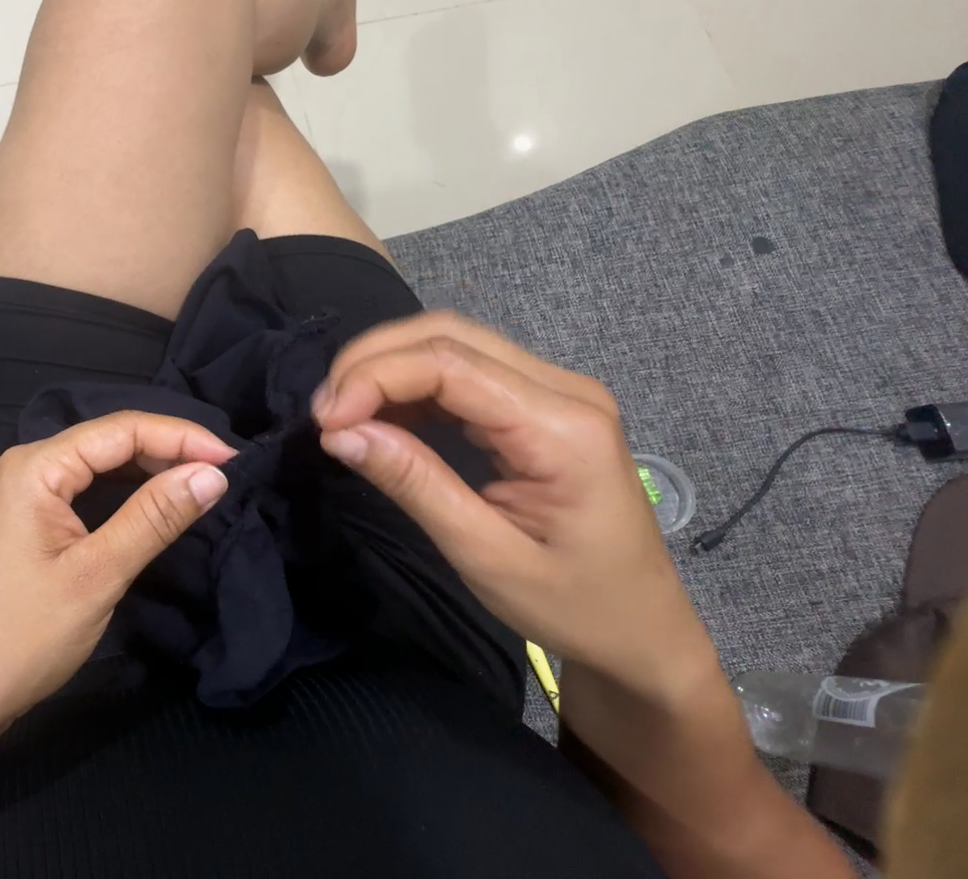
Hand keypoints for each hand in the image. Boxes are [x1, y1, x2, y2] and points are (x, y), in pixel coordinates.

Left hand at [0, 411, 235, 730]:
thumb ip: (155, 518)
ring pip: (99, 462)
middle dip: (168, 450)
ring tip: (201, 483)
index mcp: (35, 466)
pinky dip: (125, 491)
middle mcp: (26, 465)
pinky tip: (156, 501)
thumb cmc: (26, 634)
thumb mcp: (99, 574)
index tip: (233, 460)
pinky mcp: (28, 515)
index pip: (120, 430)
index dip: (181, 436)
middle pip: (109, 439)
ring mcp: (23, 490)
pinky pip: (85, 486)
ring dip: (150, 469)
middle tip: (224, 474)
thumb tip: (212, 474)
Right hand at [310, 311, 715, 700]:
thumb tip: (338, 433)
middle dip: (371, 361)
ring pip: (450, 343)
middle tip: (324, 413)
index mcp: (562, 428)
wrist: (643, 631)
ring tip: (342, 414)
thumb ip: (414, 483)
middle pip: (447, 335)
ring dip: (386, 368)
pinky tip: (380, 417)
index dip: (373, 378)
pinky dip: (409, 385)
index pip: (449, 363)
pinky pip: (462, 370)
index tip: (325, 422)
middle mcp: (563, 389)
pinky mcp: (538, 403)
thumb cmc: (573, 605)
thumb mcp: (484, 555)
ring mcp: (554, 390)